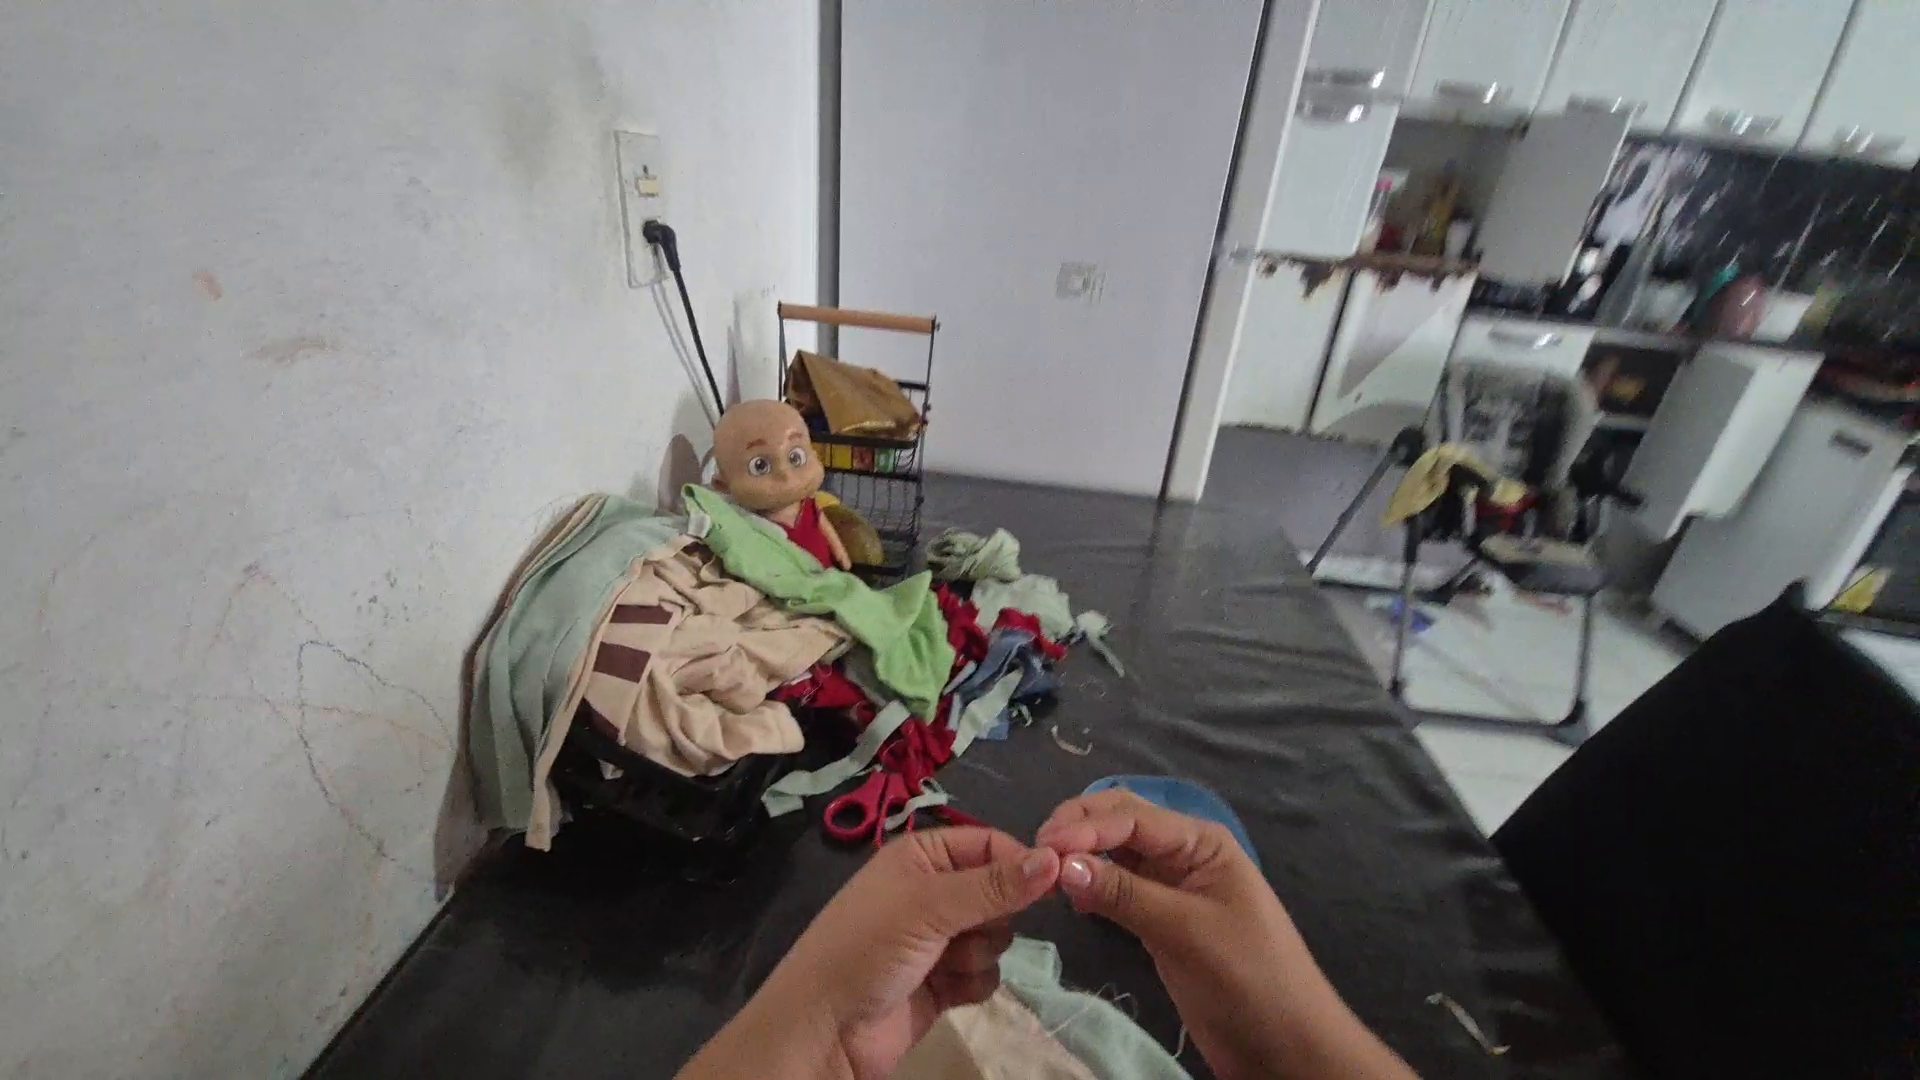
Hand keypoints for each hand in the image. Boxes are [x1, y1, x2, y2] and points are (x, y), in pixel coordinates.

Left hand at [677, 828, 1060, 1079]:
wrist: (825, 1031)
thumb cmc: (870, 947)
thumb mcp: (931, 905)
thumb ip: (995, 885)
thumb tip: (1054, 858)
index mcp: (923, 855)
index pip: (988, 844)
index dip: (1019, 862)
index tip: (1050, 883)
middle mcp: (933, 889)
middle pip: (999, 891)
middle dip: (993, 915)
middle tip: (968, 929)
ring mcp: (940, 937)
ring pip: (997, 934)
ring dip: (979, 951)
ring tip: (945, 963)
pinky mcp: (945, 980)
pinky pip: (987, 972)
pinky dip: (973, 981)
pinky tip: (946, 989)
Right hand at [1037, 791, 1415, 1079]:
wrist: (1291, 1051)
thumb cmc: (1250, 981)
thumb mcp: (1187, 932)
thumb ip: (1125, 893)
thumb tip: (1062, 864)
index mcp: (1199, 840)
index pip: (1131, 816)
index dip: (1085, 826)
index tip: (1044, 846)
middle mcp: (1182, 851)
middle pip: (1120, 821)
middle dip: (1078, 828)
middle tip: (1036, 850)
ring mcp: (1170, 884)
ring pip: (1114, 850)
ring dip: (1080, 853)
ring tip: (1044, 871)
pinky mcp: (1159, 916)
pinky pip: (1117, 884)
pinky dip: (1090, 882)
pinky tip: (1069, 894)